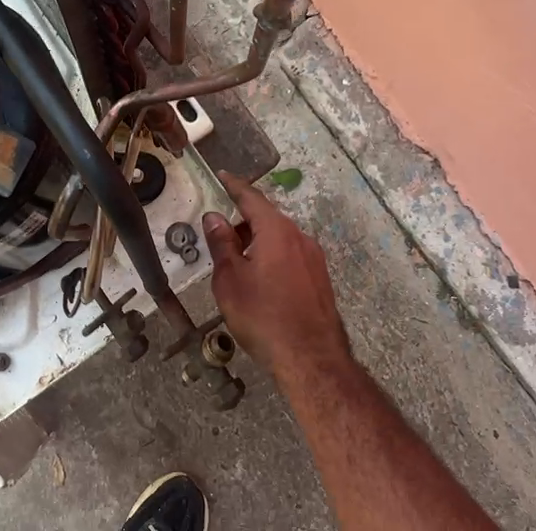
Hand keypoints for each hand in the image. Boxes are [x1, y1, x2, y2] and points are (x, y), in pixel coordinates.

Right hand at [203, 171, 351, 383]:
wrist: (311, 360)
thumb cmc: (264, 316)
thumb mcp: (230, 280)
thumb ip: (222, 244)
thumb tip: (215, 217)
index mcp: (276, 230)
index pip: (252, 198)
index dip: (234, 186)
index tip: (222, 176)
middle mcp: (300, 237)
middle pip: (267, 218)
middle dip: (243, 222)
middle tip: (220, 235)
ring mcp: (314, 260)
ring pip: (280, 239)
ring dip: (258, 242)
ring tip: (237, 263)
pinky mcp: (320, 281)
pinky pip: (291, 257)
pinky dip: (272, 258)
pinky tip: (261, 282)